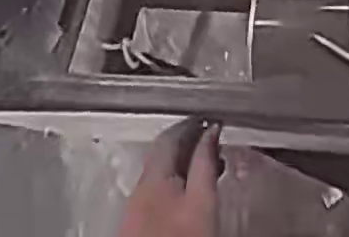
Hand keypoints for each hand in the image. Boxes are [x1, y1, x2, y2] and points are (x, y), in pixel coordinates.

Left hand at [117, 118, 221, 236]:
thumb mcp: (202, 203)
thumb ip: (205, 164)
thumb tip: (212, 130)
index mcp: (153, 174)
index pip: (170, 135)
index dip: (192, 125)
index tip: (212, 122)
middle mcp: (140, 185)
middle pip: (162, 152)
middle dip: (186, 143)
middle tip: (212, 144)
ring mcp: (135, 208)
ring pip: (159, 173)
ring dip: (181, 164)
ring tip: (207, 169)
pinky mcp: (136, 227)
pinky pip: (156, 192)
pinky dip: (174, 184)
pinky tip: (188, 197)